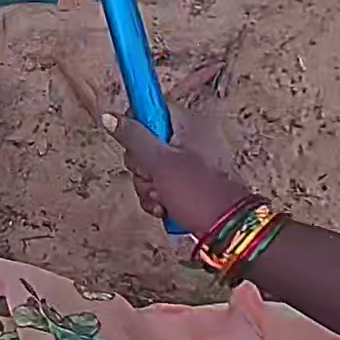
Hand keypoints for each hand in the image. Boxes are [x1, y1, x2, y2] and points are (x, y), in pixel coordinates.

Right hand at [101, 113, 251, 236]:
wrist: (231, 231)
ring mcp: (189, 160)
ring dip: (146, 184)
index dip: (134, 126)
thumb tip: (108, 116)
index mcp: (187, 123)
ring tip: (160, 197)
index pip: (148, 108)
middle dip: (140, 165)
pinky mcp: (188, 181)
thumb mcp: (159, 162)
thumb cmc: (199, 193)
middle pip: (143, 140)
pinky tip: (163, 206)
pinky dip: (156, 194)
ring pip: (148, 164)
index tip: (135, 146)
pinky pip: (159, 181)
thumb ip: (132, 136)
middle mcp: (189, 138)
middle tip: (151, 176)